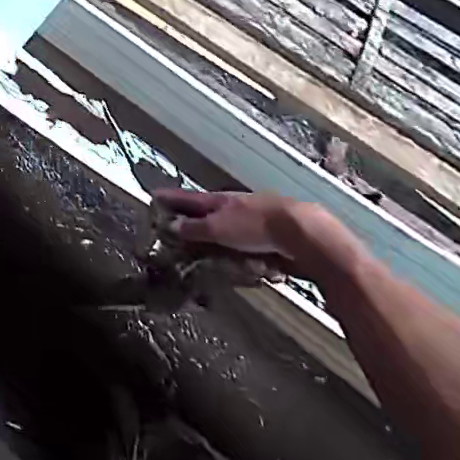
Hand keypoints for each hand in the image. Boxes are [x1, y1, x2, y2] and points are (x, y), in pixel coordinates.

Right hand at [151, 188, 361, 281]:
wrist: (304, 234)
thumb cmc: (255, 226)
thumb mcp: (218, 228)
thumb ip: (194, 228)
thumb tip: (171, 225)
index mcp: (220, 200)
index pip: (188, 198)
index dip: (171, 198)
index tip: (154, 196)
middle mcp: (236, 206)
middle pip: (209, 212)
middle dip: (194, 220)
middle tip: (178, 231)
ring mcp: (255, 220)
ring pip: (229, 228)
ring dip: (219, 238)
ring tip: (209, 253)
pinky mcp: (272, 237)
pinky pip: (249, 245)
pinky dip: (242, 252)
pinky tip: (244, 263)